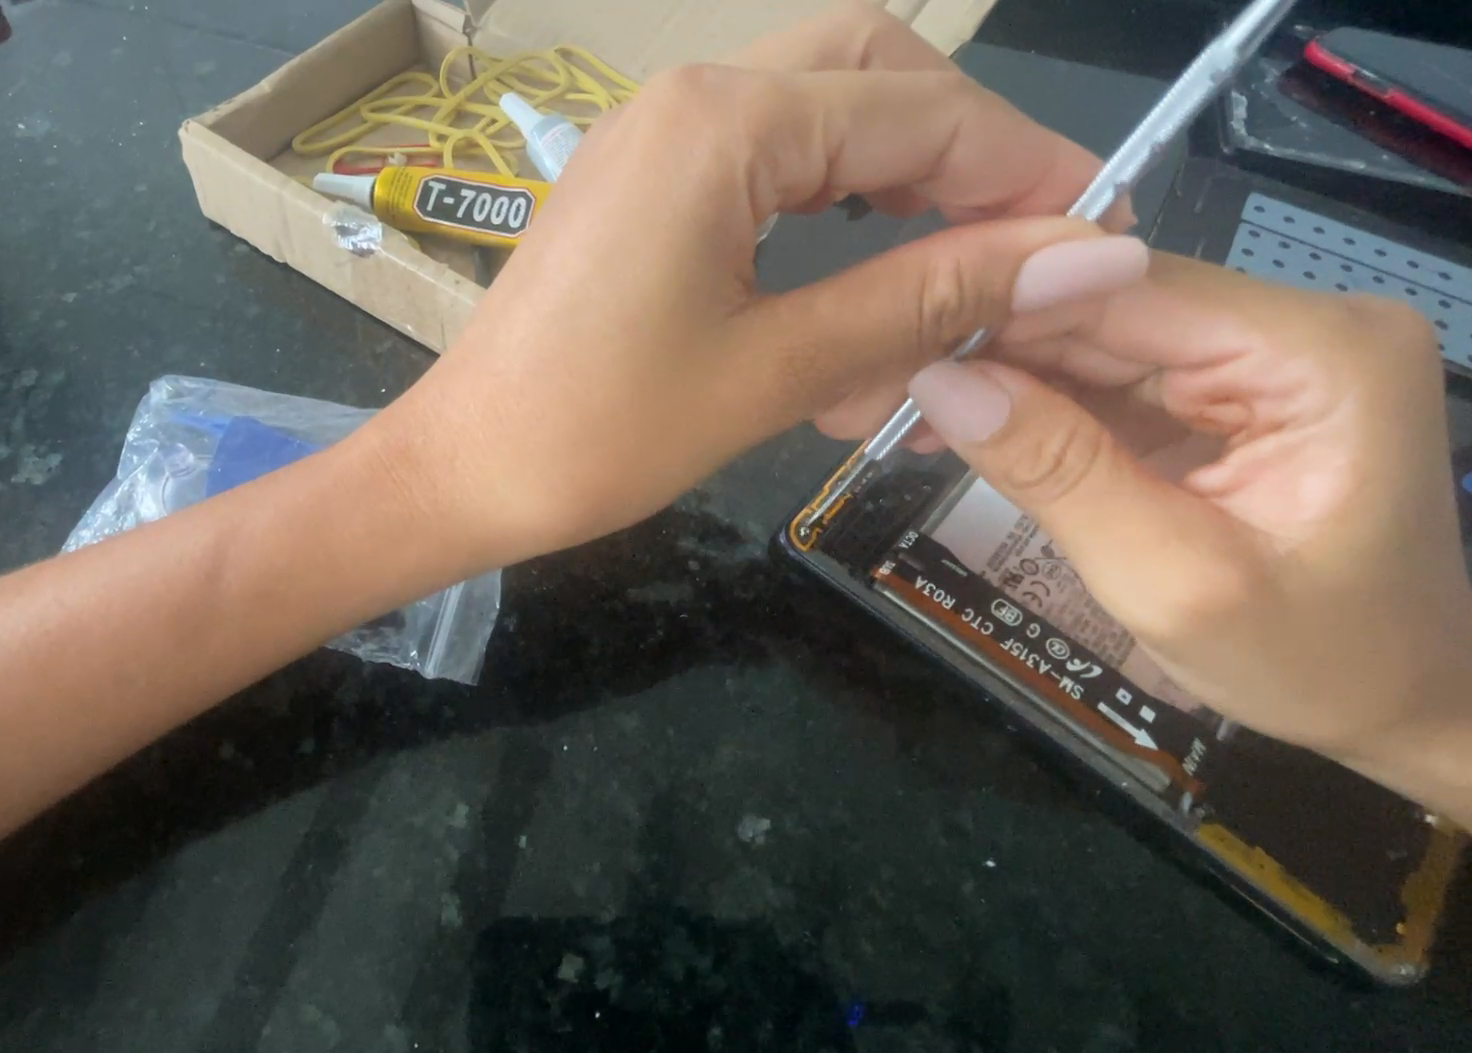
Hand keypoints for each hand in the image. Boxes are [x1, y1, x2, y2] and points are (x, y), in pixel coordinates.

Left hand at [352, 2, 1142, 569]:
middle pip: (866, 78)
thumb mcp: (776, 369)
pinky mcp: (626, 194)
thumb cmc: (602, 434)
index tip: (1092, 241)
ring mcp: (644, 142)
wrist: (462, 471)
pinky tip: (835, 283)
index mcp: (724, 124)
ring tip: (923, 287)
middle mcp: (683, 100)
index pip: (923, 112)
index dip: (1024, 171)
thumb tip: (1086, 252)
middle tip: (1003, 253)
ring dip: (879, 191)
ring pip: (806, 124)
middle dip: (951, 158)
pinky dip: (808, 215)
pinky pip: (746, 172)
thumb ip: (926, 297)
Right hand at [908, 255, 1471, 811]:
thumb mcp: (1164, 577)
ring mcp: (1256, 360)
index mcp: (1312, 353)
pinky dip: (1029, 407)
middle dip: (988, 348)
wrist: (1395, 704)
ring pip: (1090, 342)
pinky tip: (966, 430)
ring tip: (907, 415)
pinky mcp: (1221, 395)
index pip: (1119, 290)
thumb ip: (1055, 471)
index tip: (892, 349)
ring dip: (997, 379)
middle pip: (1101, 308)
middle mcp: (1292, 329)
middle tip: (883, 391)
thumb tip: (937, 382)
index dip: (998, 310)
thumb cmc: (1306, 658)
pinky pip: (1103, 382)